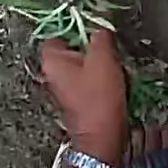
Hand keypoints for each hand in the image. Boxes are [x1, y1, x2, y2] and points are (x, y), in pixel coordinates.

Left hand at [39, 29, 127, 160]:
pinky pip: (89, 82)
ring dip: (100, 65)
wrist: (103, 137)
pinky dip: (102, 80)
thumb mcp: (103, 57)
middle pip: (73, 50)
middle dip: (93, 49)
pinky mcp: (77, 101)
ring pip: (84, 66)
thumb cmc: (98, 96)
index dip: (77, 30)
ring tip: (115, 68)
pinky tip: (116, 83)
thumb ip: (101, 36)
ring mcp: (64, 89)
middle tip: (109, 52)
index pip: (59, 34)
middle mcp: (52, 74)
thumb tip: (101, 30)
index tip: (95, 33)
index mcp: (52, 61)